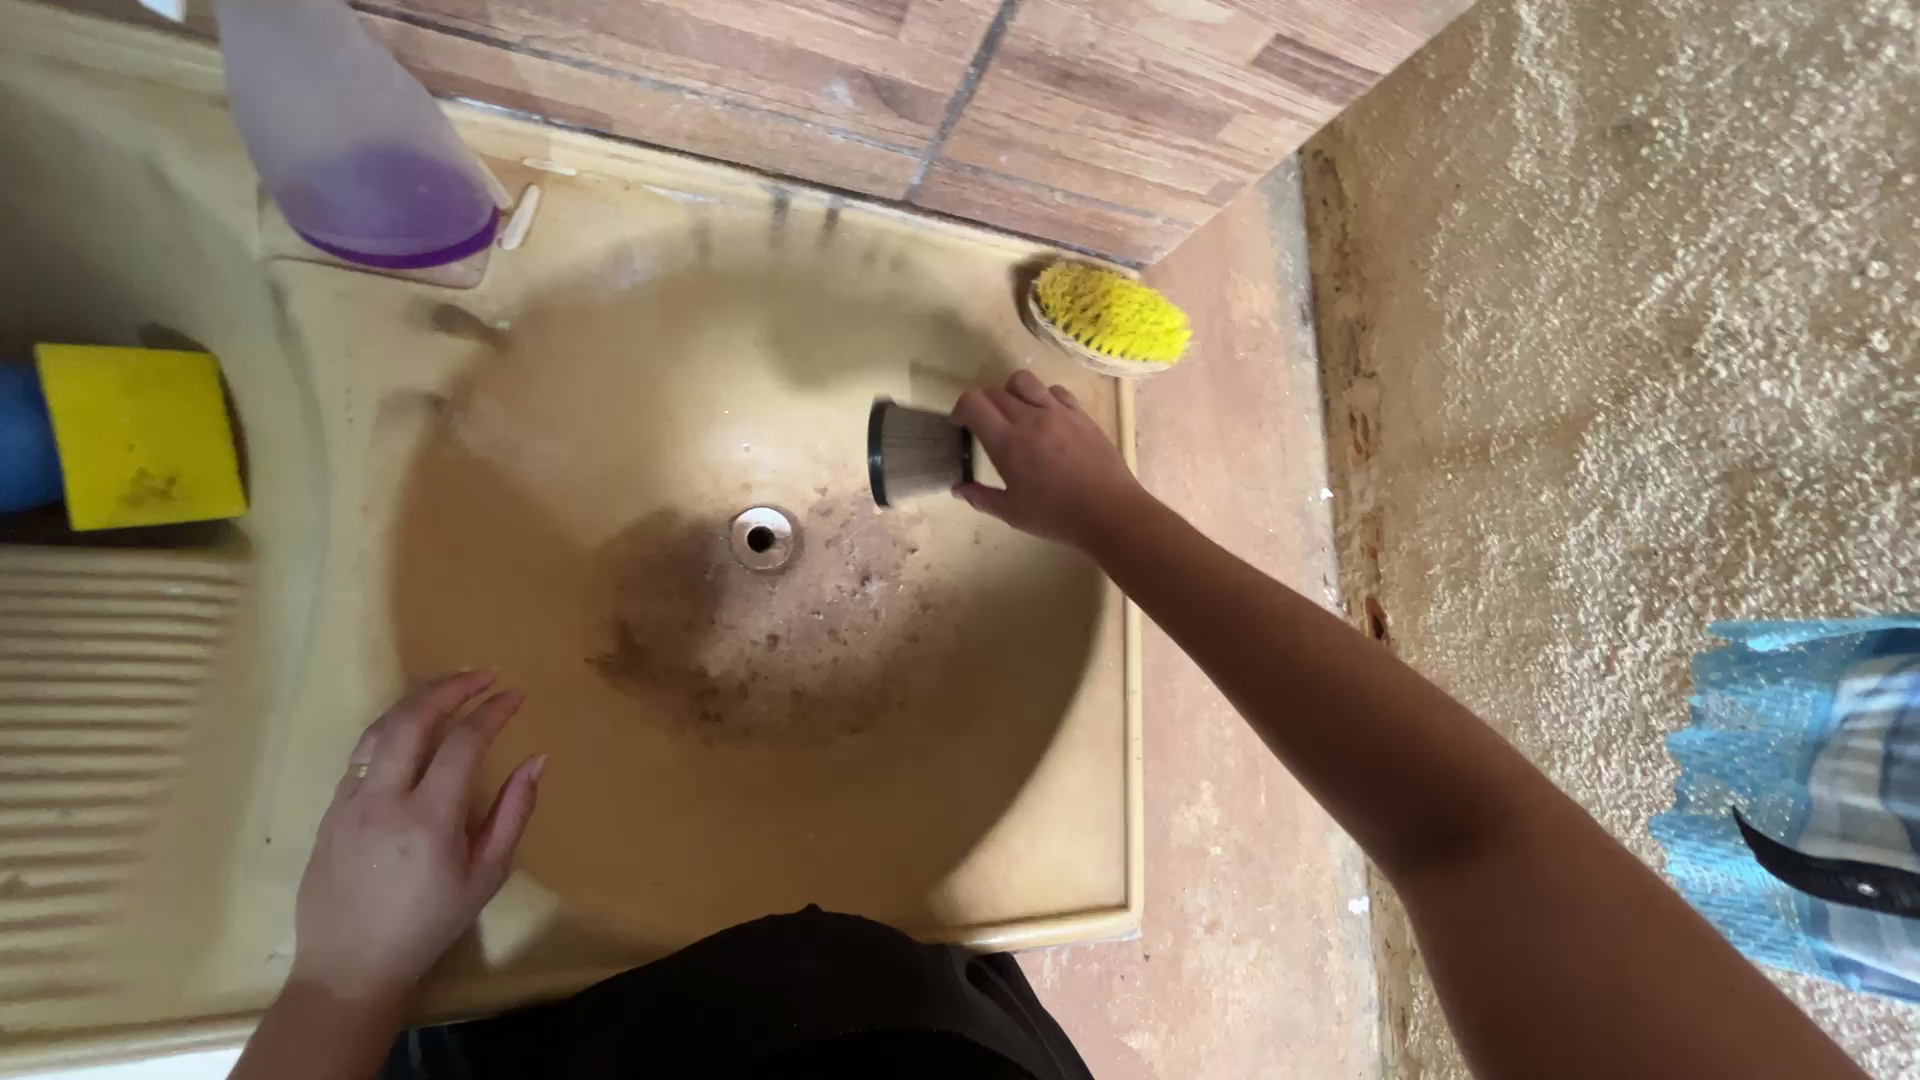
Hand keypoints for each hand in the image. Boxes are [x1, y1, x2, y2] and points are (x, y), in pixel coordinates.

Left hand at [290, 670, 544, 1003]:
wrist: (348, 968)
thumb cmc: (430, 922)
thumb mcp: (489, 873)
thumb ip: (515, 811)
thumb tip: (536, 759)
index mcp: (428, 819)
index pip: (463, 742)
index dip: (493, 711)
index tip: (517, 695)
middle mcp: (383, 801)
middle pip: (412, 721)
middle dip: (450, 687)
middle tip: (484, 674)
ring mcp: (348, 804)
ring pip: (378, 730)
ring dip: (418, 700)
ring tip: (450, 686)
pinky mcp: (329, 813)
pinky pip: (362, 755)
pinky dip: (394, 728)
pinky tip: (416, 727)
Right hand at [950, 370, 1148, 548]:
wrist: (1109, 511)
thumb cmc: (1056, 516)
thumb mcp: (1012, 513)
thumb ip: (982, 498)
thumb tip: (958, 490)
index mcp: (1008, 443)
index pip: (973, 404)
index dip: (960, 409)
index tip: (961, 425)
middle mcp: (1030, 419)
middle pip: (995, 392)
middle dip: (982, 404)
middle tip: (985, 426)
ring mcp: (1058, 412)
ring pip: (1024, 380)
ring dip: (1010, 391)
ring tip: (1015, 413)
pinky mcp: (1081, 414)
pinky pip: (1055, 391)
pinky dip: (1042, 397)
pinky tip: (1046, 416)